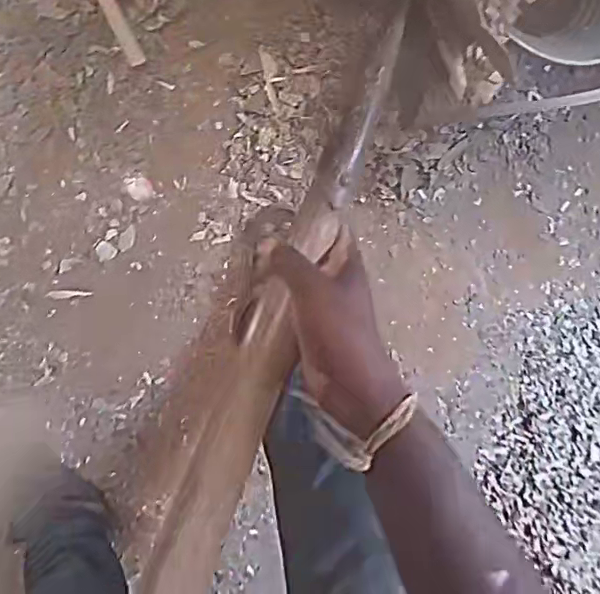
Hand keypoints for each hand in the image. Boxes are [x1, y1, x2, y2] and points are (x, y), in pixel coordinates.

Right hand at [256, 226, 408, 438]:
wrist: (351, 386)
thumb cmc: (339, 330)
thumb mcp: (313, 289)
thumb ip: (291, 263)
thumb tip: (268, 240)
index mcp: (348, 264)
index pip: (334, 230)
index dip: (315, 219)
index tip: (284, 214)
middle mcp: (338, 281)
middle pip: (314, 256)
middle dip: (289, 249)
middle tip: (256, 240)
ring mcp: (325, 306)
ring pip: (300, 282)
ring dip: (279, 276)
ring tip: (248, 266)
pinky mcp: (311, 329)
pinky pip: (291, 307)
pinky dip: (275, 302)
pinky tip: (252, 300)